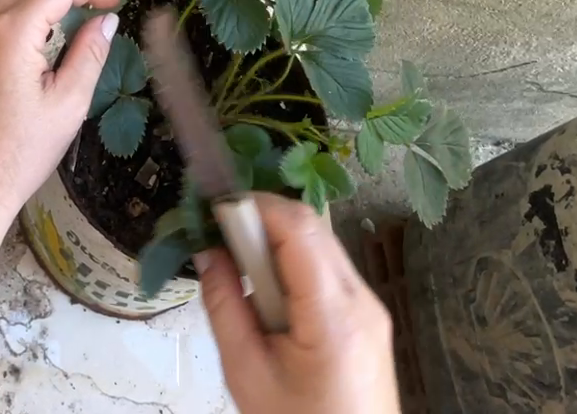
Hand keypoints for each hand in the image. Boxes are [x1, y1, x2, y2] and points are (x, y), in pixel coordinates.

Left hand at [0, 0, 123, 234]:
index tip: (117, 1)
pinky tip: (50, 34)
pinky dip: (29, 11)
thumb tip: (107, 20)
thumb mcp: (68, 103)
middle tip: (101, 1)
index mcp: (11, 31)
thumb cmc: (19, 152)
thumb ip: (89, 53)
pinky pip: (1, 15)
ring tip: (82, 14)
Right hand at [198, 194, 401, 413]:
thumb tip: (206, 249)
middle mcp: (361, 299)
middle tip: (220, 236)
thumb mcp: (246, 372)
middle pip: (310, 226)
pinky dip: (292, 259)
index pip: (297, 227)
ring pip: (318, 240)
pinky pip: (326, 264)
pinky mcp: (367, 315)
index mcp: (334, 315)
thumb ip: (224, 304)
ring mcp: (369, 306)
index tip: (213, 211)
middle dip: (261, 218)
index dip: (253, 205)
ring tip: (240, 265)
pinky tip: (268, 287)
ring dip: (275, 238)